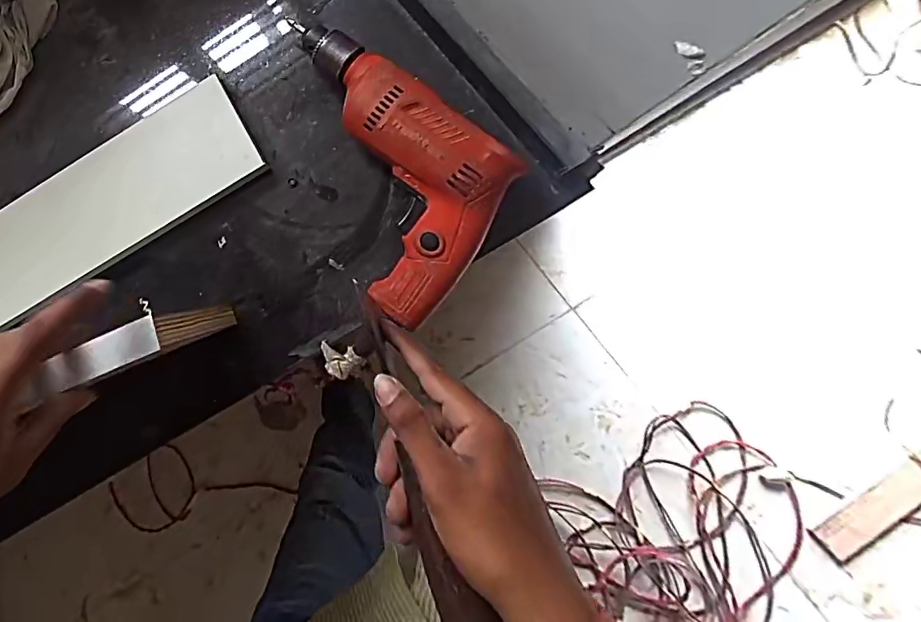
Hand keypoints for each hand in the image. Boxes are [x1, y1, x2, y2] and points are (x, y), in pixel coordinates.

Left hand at [0, 281, 107, 620]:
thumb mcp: (15, 462)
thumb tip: (79, 397)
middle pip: (24, 338)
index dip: (75, 306)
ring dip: (23, 358)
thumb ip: (54, 418)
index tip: (96, 292)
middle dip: (53, 344)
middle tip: (75, 359)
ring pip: (0, 345)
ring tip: (31, 392)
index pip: (43, 330)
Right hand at [372, 327, 594, 621]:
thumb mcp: (440, 479)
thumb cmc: (494, 541)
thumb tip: (385, 382)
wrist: (535, 602)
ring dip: (407, 481)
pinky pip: (442, 476)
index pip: (433, 374)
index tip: (385, 326)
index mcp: (479, 424)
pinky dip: (423, 495)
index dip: (405, 349)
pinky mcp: (483, 489)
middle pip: (424, 422)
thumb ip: (409, 426)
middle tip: (386, 479)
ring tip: (401, 515)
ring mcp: (485, 463)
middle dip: (398, 451)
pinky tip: (414, 523)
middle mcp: (483, 437)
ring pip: (429, 454)